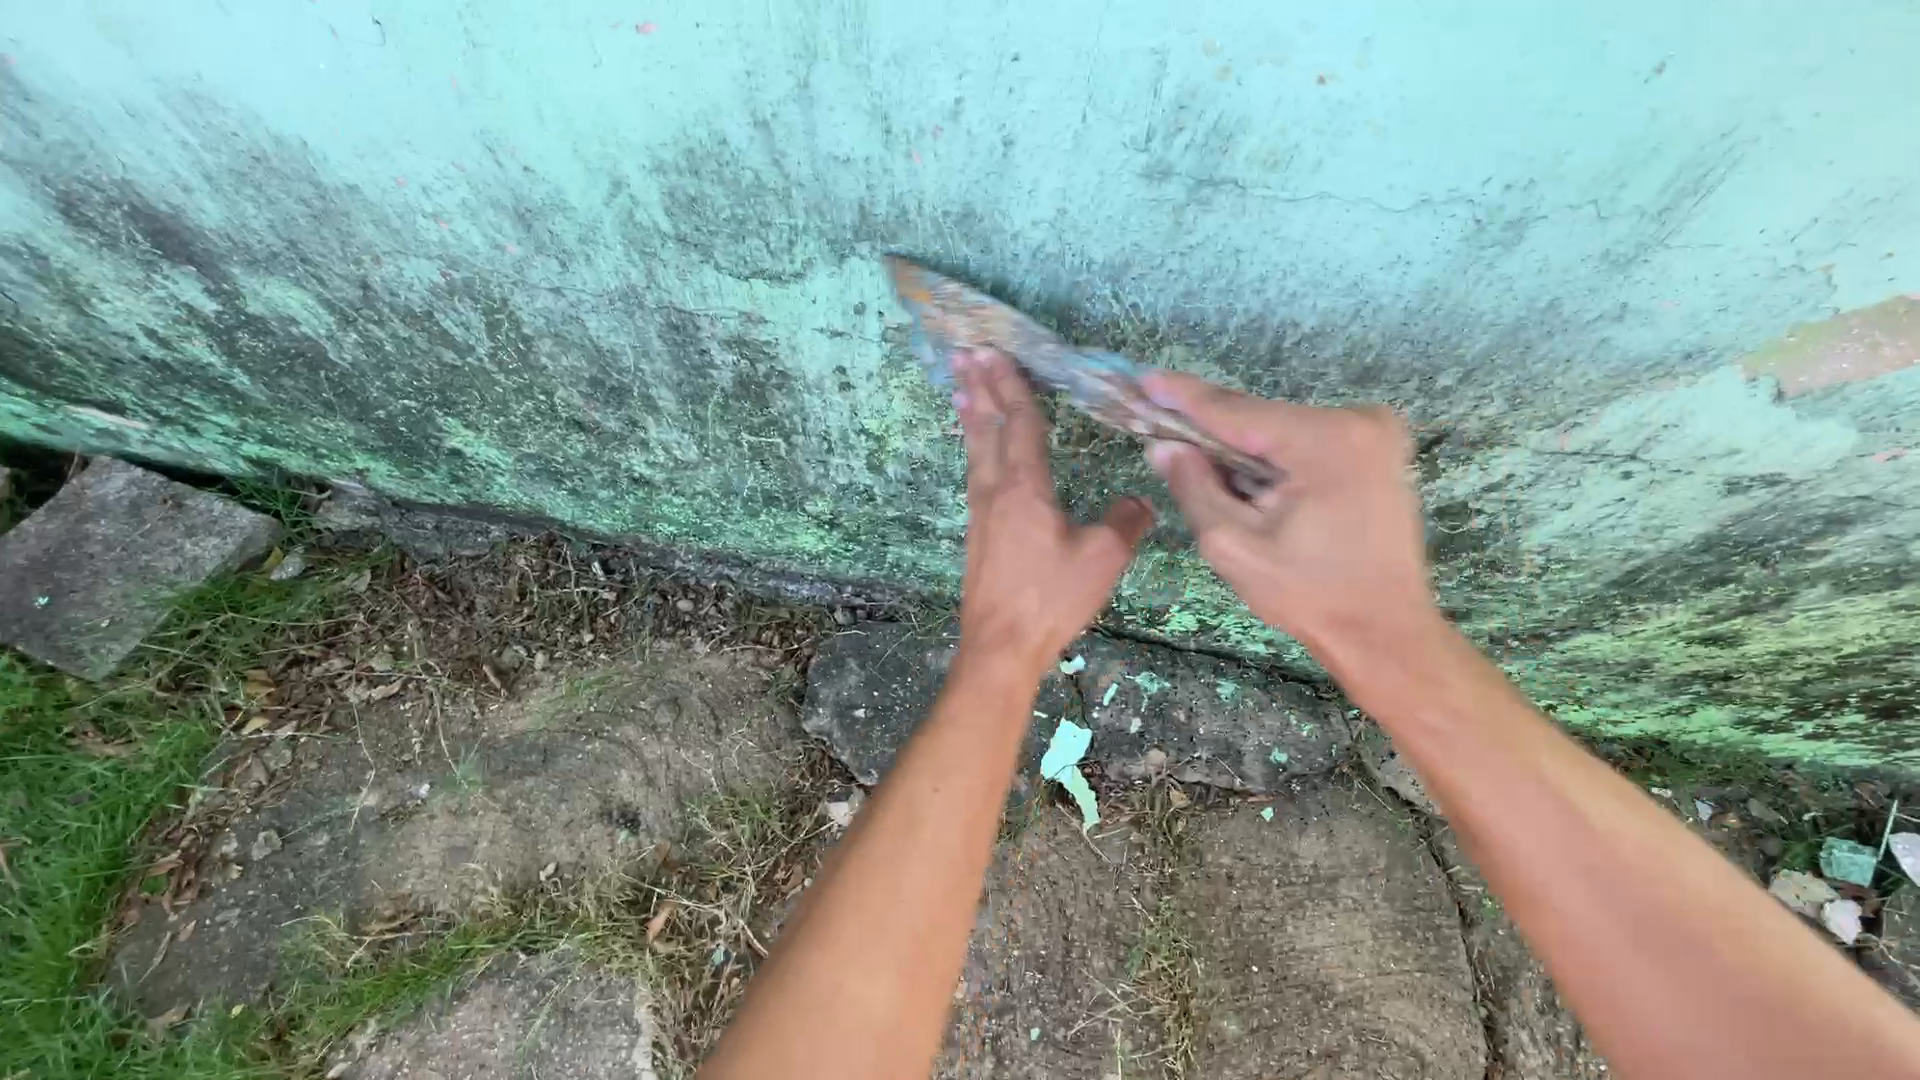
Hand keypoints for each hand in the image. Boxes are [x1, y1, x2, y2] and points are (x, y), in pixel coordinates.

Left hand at [952, 349, 1154, 681]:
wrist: (1000, 644)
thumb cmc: (1051, 598)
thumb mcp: (1102, 558)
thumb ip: (1125, 522)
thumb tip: (1143, 501)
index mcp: (1025, 488)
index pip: (1020, 424)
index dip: (1011, 386)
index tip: (994, 353)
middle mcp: (995, 492)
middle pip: (986, 428)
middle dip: (978, 388)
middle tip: (962, 354)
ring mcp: (981, 514)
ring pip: (975, 451)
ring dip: (970, 416)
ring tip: (960, 389)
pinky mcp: (978, 535)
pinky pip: (975, 476)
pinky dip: (974, 450)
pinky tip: (977, 456)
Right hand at [1139, 372, 1432, 649]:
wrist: (1384, 630)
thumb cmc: (1310, 594)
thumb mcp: (1234, 546)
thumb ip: (1194, 488)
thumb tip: (1163, 446)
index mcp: (1325, 440)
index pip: (1234, 411)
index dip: (1182, 396)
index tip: (1143, 379)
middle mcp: (1357, 421)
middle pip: (1257, 421)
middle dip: (1211, 437)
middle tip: (1167, 449)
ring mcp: (1374, 432)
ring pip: (1278, 432)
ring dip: (1241, 454)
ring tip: (1220, 493)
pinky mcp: (1376, 449)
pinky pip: (1302, 443)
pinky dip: (1271, 461)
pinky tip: (1257, 493)